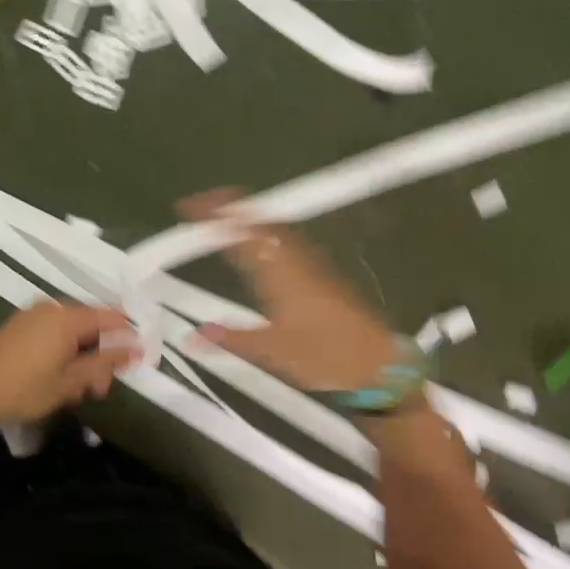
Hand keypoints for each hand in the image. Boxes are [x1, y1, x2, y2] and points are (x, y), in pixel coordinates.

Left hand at [0, 301, 138, 423]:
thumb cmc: (26, 389)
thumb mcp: (71, 382)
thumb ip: (106, 363)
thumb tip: (136, 348)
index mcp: (67, 317)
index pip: (111, 317)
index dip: (128, 337)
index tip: (136, 361)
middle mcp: (51, 308)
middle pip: (90, 324)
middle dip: (101, 354)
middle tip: (99, 389)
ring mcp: (32, 315)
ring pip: (71, 331)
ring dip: (81, 357)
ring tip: (77, 389)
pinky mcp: (18, 326)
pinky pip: (52, 332)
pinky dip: (63, 351)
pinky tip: (58, 377)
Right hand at [182, 189, 397, 391]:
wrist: (379, 363)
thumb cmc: (326, 355)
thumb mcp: (272, 351)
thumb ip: (230, 338)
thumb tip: (192, 335)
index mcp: (280, 274)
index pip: (243, 232)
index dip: (216, 214)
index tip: (190, 207)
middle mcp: (297, 261)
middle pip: (262, 221)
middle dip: (232, 207)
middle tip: (205, 205)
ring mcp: (313, 266)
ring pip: (277, 229)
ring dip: (250, 218)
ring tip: (226, 217)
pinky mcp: (323, 276)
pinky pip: (288, 241)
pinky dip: (267, 234)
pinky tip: (261, 245)